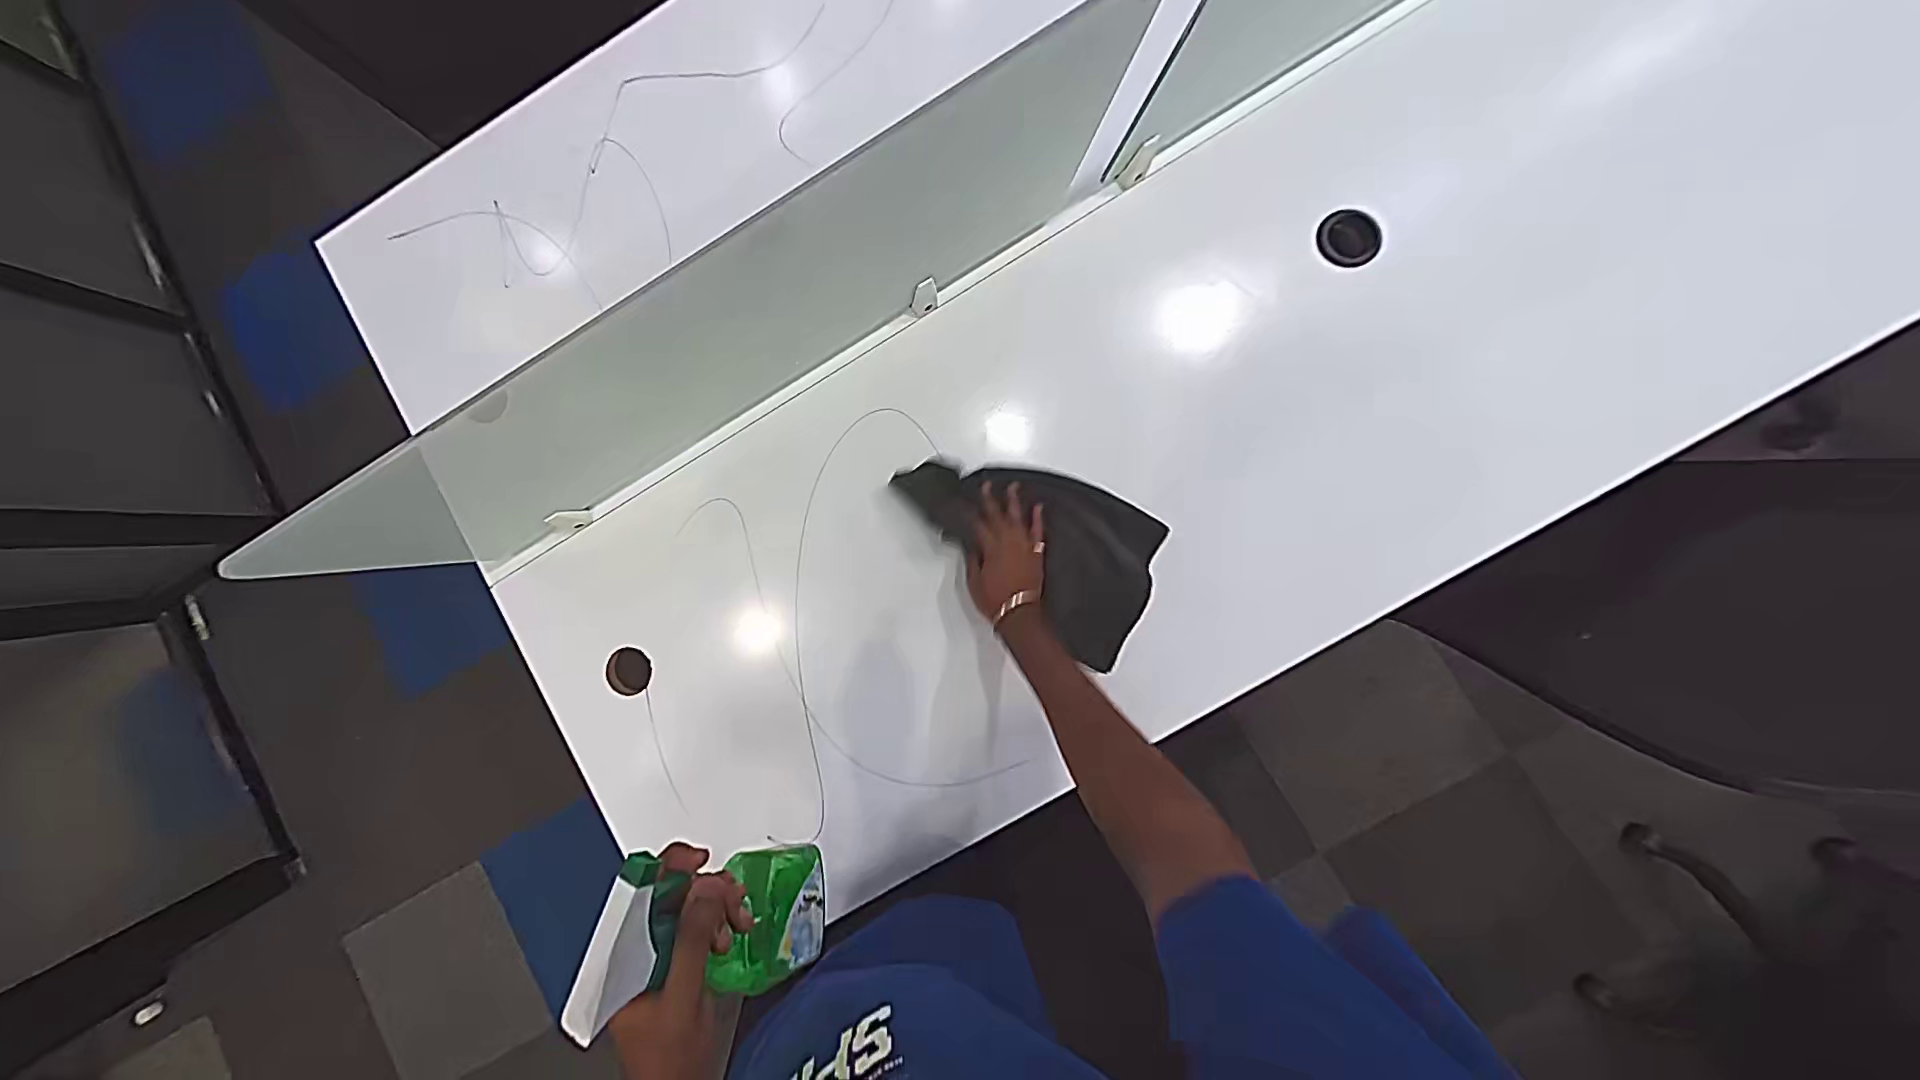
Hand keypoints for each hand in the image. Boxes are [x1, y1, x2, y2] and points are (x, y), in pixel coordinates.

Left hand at [608, 843, 752, 1079]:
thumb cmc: (670, 1058)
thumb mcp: (682, 995)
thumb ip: (690, 940)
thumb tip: (705, 890)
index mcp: (623, 957)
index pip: (639, 894)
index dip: (668, 867)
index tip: (699, 859)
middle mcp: (637, 950)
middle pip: (671, 894)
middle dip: (708, 889)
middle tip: (733, 899)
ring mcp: (659, 953)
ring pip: (691, 904)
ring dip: (720, 904)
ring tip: (737, 921)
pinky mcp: (680, 958)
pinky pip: (702, 922)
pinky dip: (723, 918)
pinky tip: (733, 930)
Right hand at [966, 481, 1045, 627]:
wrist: (1019, 613)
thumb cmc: (995, 600)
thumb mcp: (974, 581)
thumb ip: (973, 560)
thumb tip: (972, 547)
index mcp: (990, 548)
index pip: (978, 524)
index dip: (970, 512)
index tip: (966, 503)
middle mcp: (1008, 542)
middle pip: (997, 516)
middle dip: (991, 499)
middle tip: (987, 485)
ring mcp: (1024, 546)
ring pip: (1018, 518)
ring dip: (1015, 502)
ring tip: (1014, 487)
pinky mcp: (1036, 553)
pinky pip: (1038, 532)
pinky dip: (1038, 519)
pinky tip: (1038, 507)